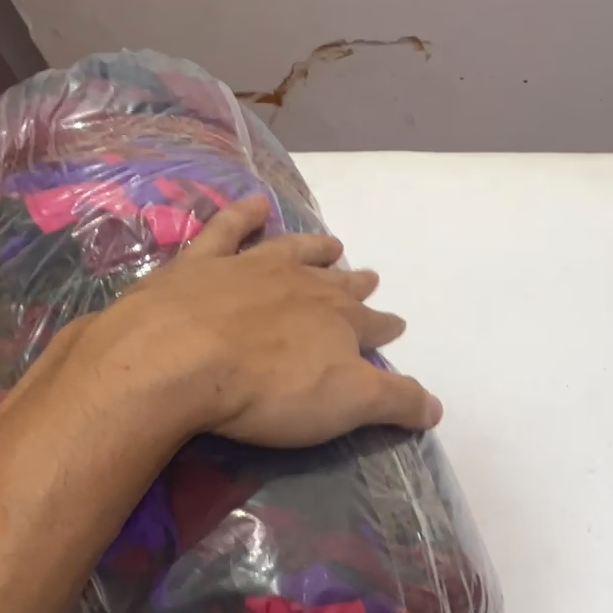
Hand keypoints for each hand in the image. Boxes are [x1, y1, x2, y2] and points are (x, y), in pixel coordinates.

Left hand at [39, 194, 441, 447]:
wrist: (176, 361)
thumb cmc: (270, 390)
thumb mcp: (349, 404)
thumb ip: (396, 401)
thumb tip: (436, 407)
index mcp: (339, 322)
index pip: (373, 325)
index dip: (386, 327)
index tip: (396, 326)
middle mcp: (302, 286)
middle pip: (337, 285)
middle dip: (356, 285)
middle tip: (370, 278)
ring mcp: (250, 268)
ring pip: (294, 251)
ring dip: (316, 248)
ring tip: (332, 244)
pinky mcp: (200, 265)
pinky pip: (228, 229)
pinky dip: (244, 215)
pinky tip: (256, 205)